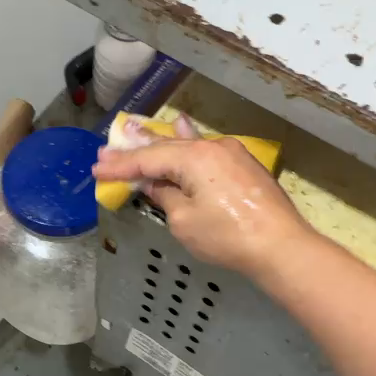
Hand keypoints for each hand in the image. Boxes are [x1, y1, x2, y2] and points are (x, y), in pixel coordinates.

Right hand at [91, 118, 311, 276]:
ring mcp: (231, 154)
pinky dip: (188, 144)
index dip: (120, 166)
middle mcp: (212, 147)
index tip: (97, 168)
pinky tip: (183, 130)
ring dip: (161, 143)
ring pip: (187, 146)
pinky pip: (206, 151)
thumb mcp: (184, 221)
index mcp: (194, 158)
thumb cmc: (226, 236)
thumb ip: (165, 197)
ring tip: (136, 130)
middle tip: (107, 148)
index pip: (148, 160)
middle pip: (166, 148)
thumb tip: (155, 184)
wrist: (278, 245)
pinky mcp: (243, 167)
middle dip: (136, 150)